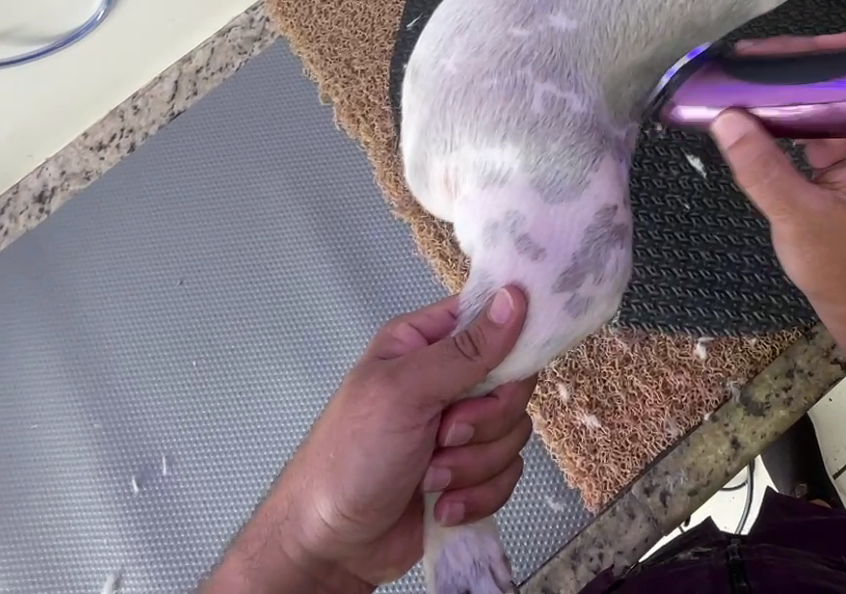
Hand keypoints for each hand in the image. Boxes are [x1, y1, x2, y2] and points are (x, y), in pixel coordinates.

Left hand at [204, 288, 535, 592]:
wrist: (329, 550)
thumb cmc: (352, 456)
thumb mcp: (405, 392)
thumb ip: (466, 350)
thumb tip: (516, 295)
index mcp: (428, 341)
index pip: (492, 316)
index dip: (512, 335)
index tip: (511, 363)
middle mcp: (450, 377)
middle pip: (513, 380)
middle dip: (485, 419)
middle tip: (446, 435)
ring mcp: (464, 426)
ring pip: (515, 428)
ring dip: (474, 463)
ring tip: (431, 478)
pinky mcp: (473, 470)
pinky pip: (510, 470)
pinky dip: (479, 494)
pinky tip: (442, 505)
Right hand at [709, 31, 845, 341]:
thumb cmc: (844, 269)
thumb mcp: (799, 220)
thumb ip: (763, 170)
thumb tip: (725, 118)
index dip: (845, 53)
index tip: (796, 50)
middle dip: (806, 63)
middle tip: (756, 56)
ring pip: (831, 96)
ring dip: (793, 84)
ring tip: (748, 71)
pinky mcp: (842, 157)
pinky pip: (815, 120)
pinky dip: (787, 111)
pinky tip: (753, 104)